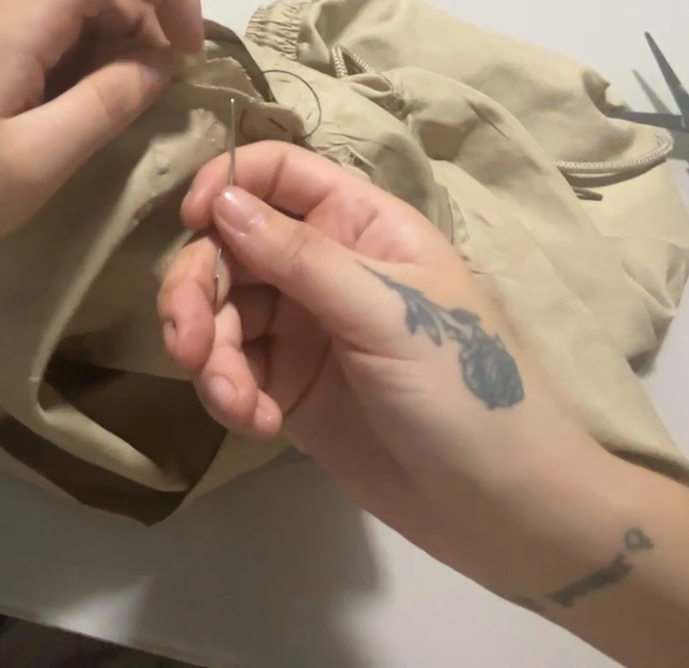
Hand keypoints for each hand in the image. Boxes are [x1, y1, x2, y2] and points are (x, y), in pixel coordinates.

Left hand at [0, 0, 201, 291]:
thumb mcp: (42, 159)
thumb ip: (110, 101)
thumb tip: (163, 60)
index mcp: (19, 18)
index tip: (190, 49)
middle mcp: (5, 1)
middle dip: (150, 27)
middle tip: (158, 97)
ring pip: (82, 9)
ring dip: (120, 49)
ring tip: (121, 112)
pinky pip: (54, 34)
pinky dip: (88, 61)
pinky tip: (84, 109)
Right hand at [157, 142, 625, 594]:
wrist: (503, 514)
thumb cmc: (465, 389)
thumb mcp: (387, 313)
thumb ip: (301, 256)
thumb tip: (223, 201)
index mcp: (358, 224)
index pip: (278, 174)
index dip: (228, 182)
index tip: (192, 221)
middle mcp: (319, 264)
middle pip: (228, 246)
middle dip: (196, 290)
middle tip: (185, 342)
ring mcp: (298, 324)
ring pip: (219, 310)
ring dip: (209, 352)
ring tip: (231, 400)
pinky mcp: (284, 381)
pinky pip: (230, 367)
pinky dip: (229, 392)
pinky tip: (258, 423)